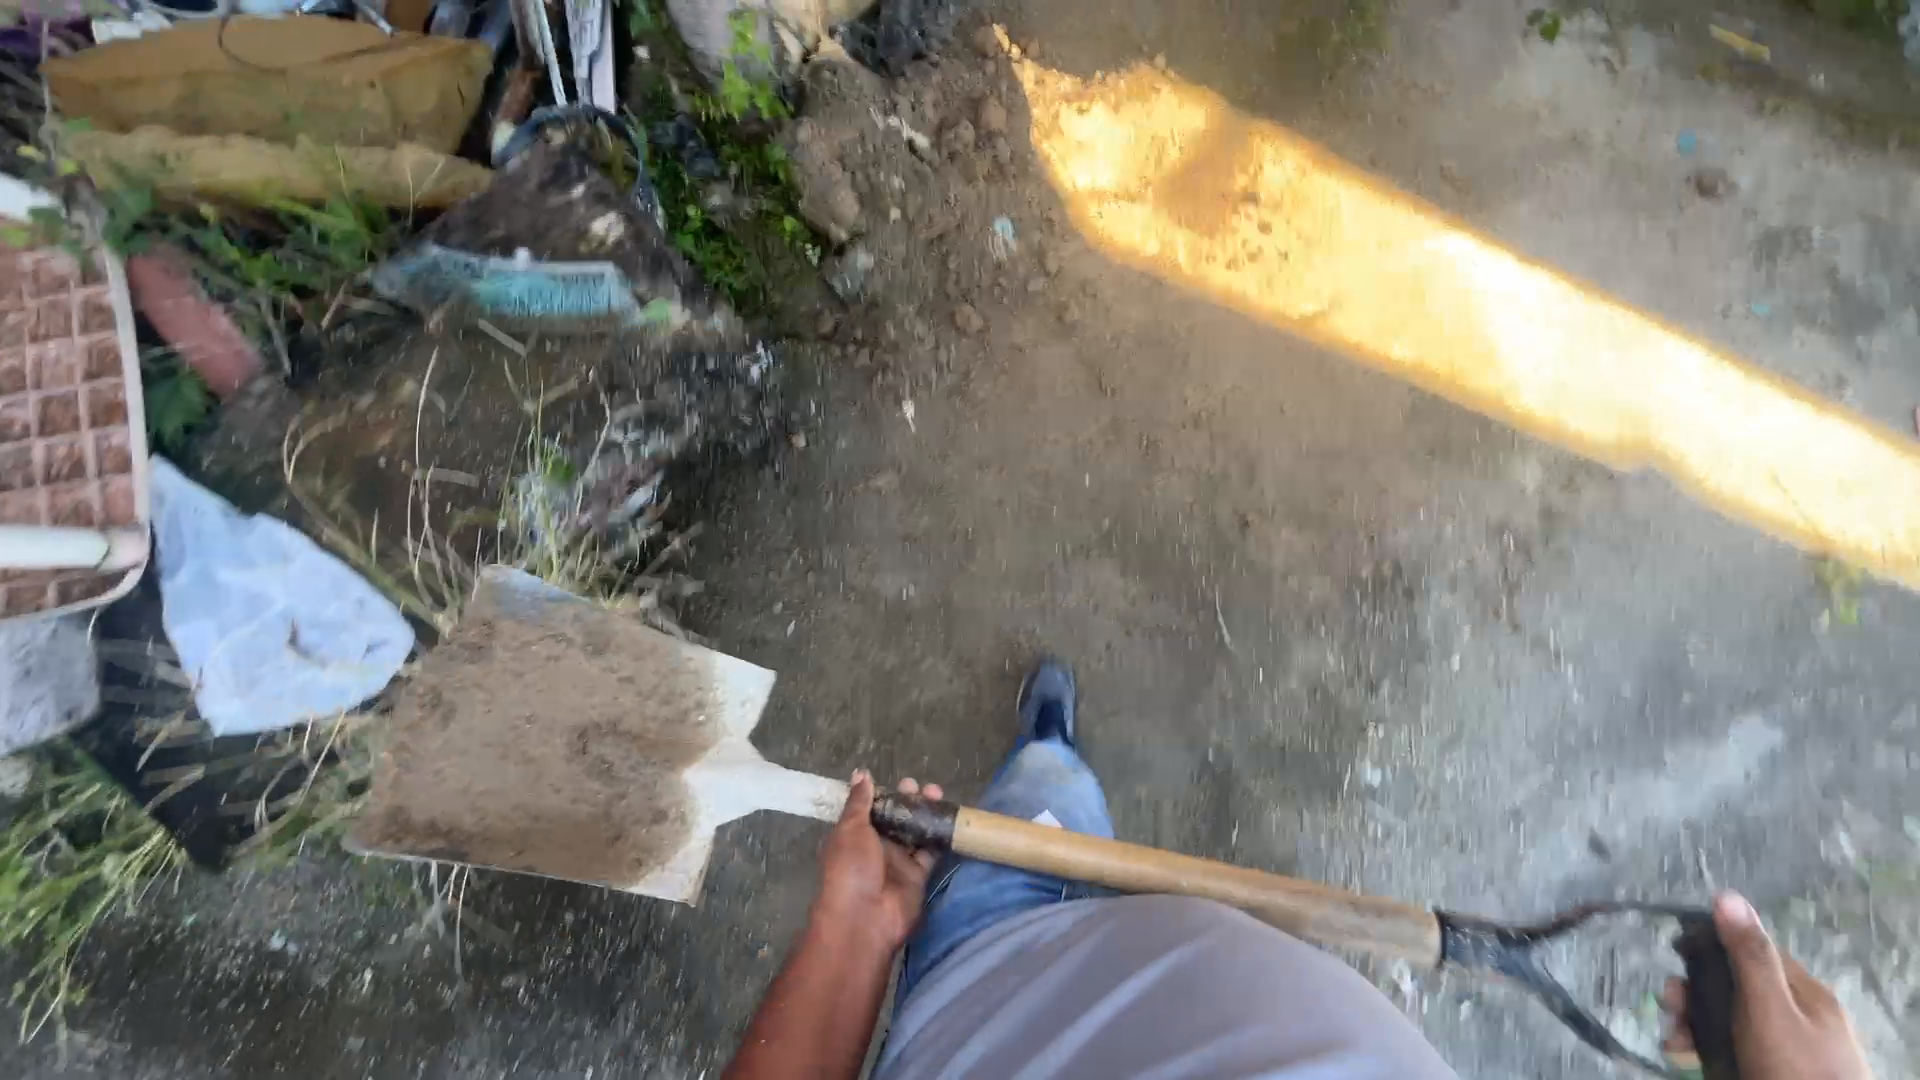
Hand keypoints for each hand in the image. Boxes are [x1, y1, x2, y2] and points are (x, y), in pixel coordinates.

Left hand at [810, 771, 943, 951]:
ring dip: (926, 813)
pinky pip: (930, 851)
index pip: (873, 808)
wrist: (864, 919)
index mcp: (854, 834)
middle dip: (910, 801)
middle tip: (922, 788)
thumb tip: (861, 773)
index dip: (887, 794)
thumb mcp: (850, 829)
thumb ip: (859, 801)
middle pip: (897, 817)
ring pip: (915, 831)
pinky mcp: (917, 876)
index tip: (902, 782)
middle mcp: (876, 847)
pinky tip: (949, 819)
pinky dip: (940, 836)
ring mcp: (897, 862)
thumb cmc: (851, 868)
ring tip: (938, 795)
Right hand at [1663, 891, 1874, 1079]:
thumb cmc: (1796, 1069)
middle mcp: (1795, 1014)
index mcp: (1805, 994)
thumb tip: (1726, 895)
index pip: (1750, 949)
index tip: (1675, 953)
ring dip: (1688, 1019)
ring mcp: (1781, 1043)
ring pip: (1722, 1014)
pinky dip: (1698, 1042)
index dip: (1709, 945)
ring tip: (1674, 1037)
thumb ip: (1748, 956)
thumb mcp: (1768, 1010)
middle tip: (1670, 1006)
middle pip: (1730, 983)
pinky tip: (1683, 1052)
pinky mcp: (1765, 1065)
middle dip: (1691, 991)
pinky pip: (1725, 1042)